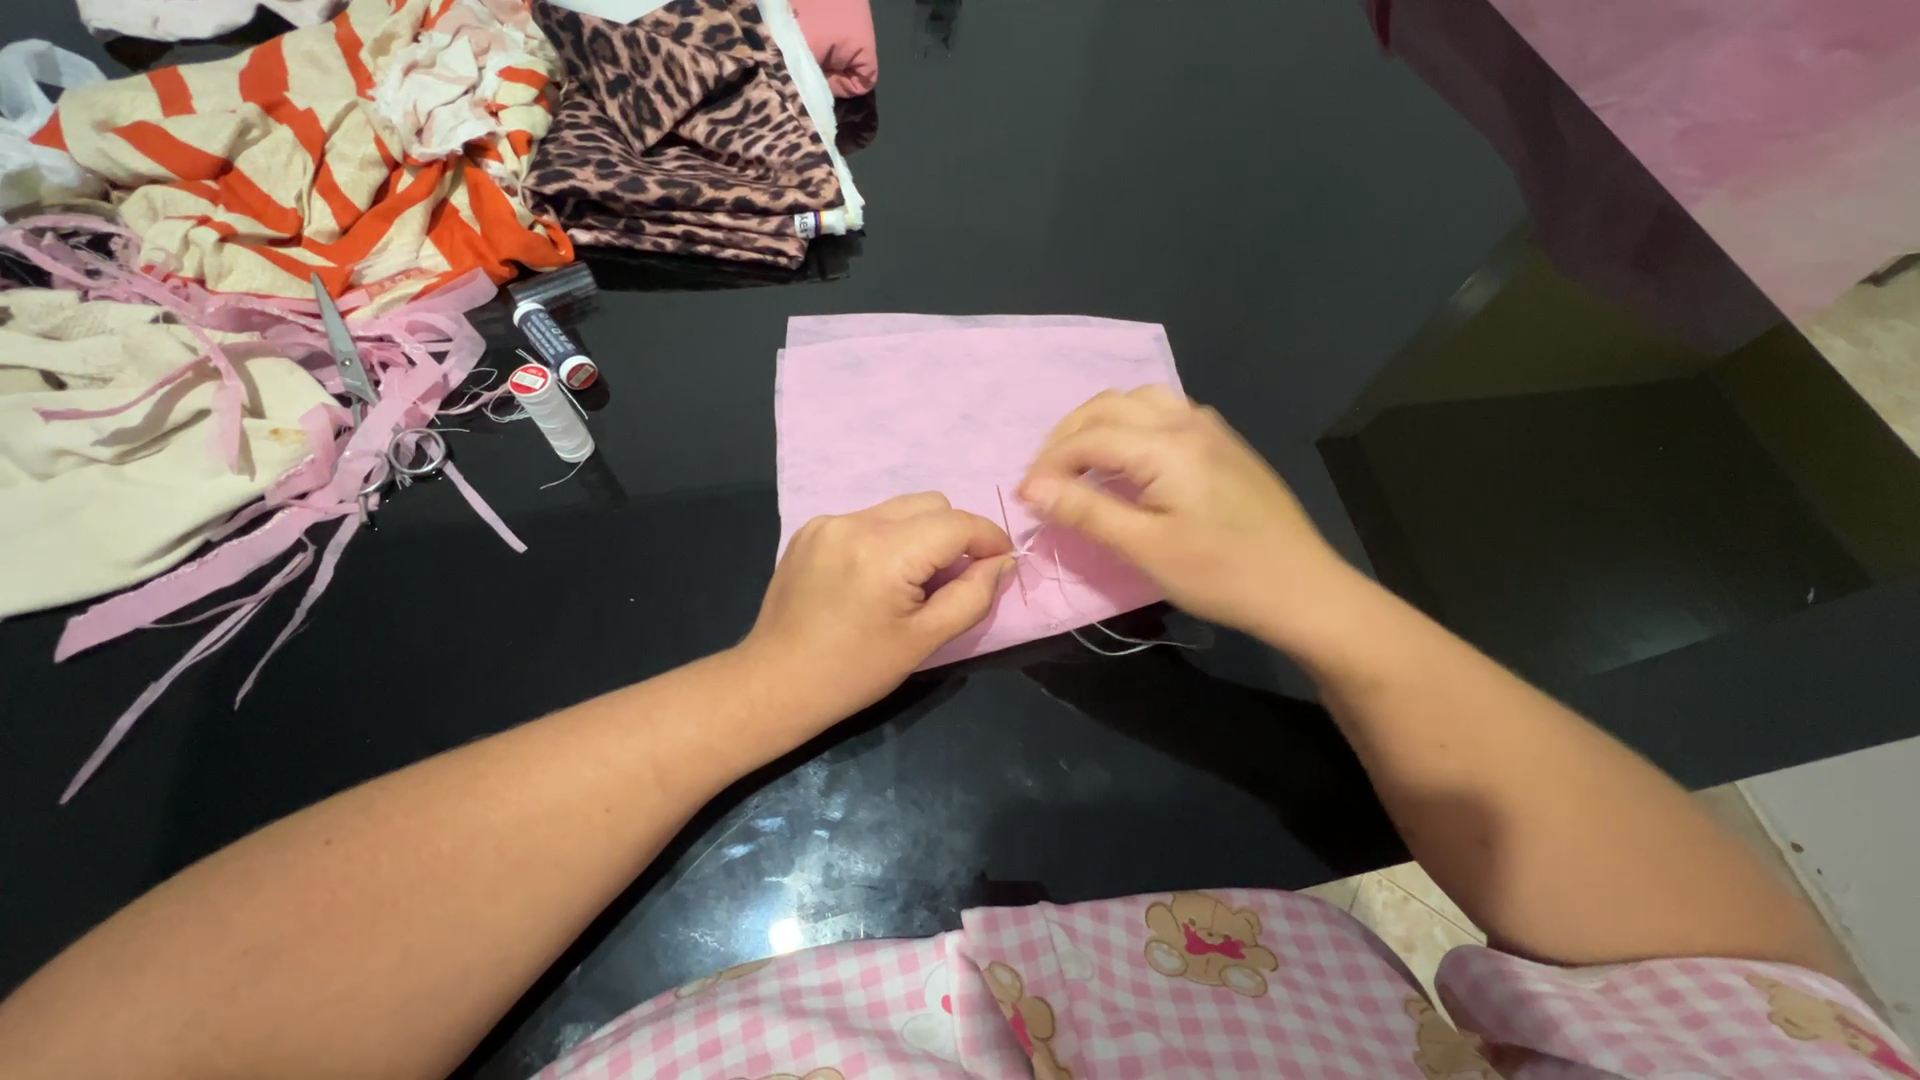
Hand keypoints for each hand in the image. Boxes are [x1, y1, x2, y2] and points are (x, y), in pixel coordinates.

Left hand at [742, 493, 1014, 725]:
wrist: (777, 682)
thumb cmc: (855, 672)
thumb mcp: (925, 640)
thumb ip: (973, 596)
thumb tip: (1002, 562)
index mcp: (885, 553)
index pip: (956, 524)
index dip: (988, 539)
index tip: (1002, 562)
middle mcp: (855, 523)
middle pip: (931, 504)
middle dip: (955, 534)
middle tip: (955, 578)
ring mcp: (828, 522)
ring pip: (900, 507)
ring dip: (921, 534)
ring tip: (913, 580)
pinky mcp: (810, 529)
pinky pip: (868, 518)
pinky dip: (887, 538)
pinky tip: (875, 577)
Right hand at [1018, 387, 1354, 643]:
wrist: (1303, 589)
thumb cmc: (1222, 575)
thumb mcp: (1146, 549)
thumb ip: (1086, 512)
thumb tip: (1033, 488)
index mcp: (1167, 446)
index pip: (1089, 438)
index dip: (1048, 465)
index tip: (1024, 498)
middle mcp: (1188, 422)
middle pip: (1109, 406)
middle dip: (1066, 437)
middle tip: (1044, 479)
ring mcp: (1211, 429)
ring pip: (1139, 401)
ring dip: (1099, 424)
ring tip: (1078, 462)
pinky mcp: (1224, 444)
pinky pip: (1164, 412)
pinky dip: (1129, 424)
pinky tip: (1125, 458)